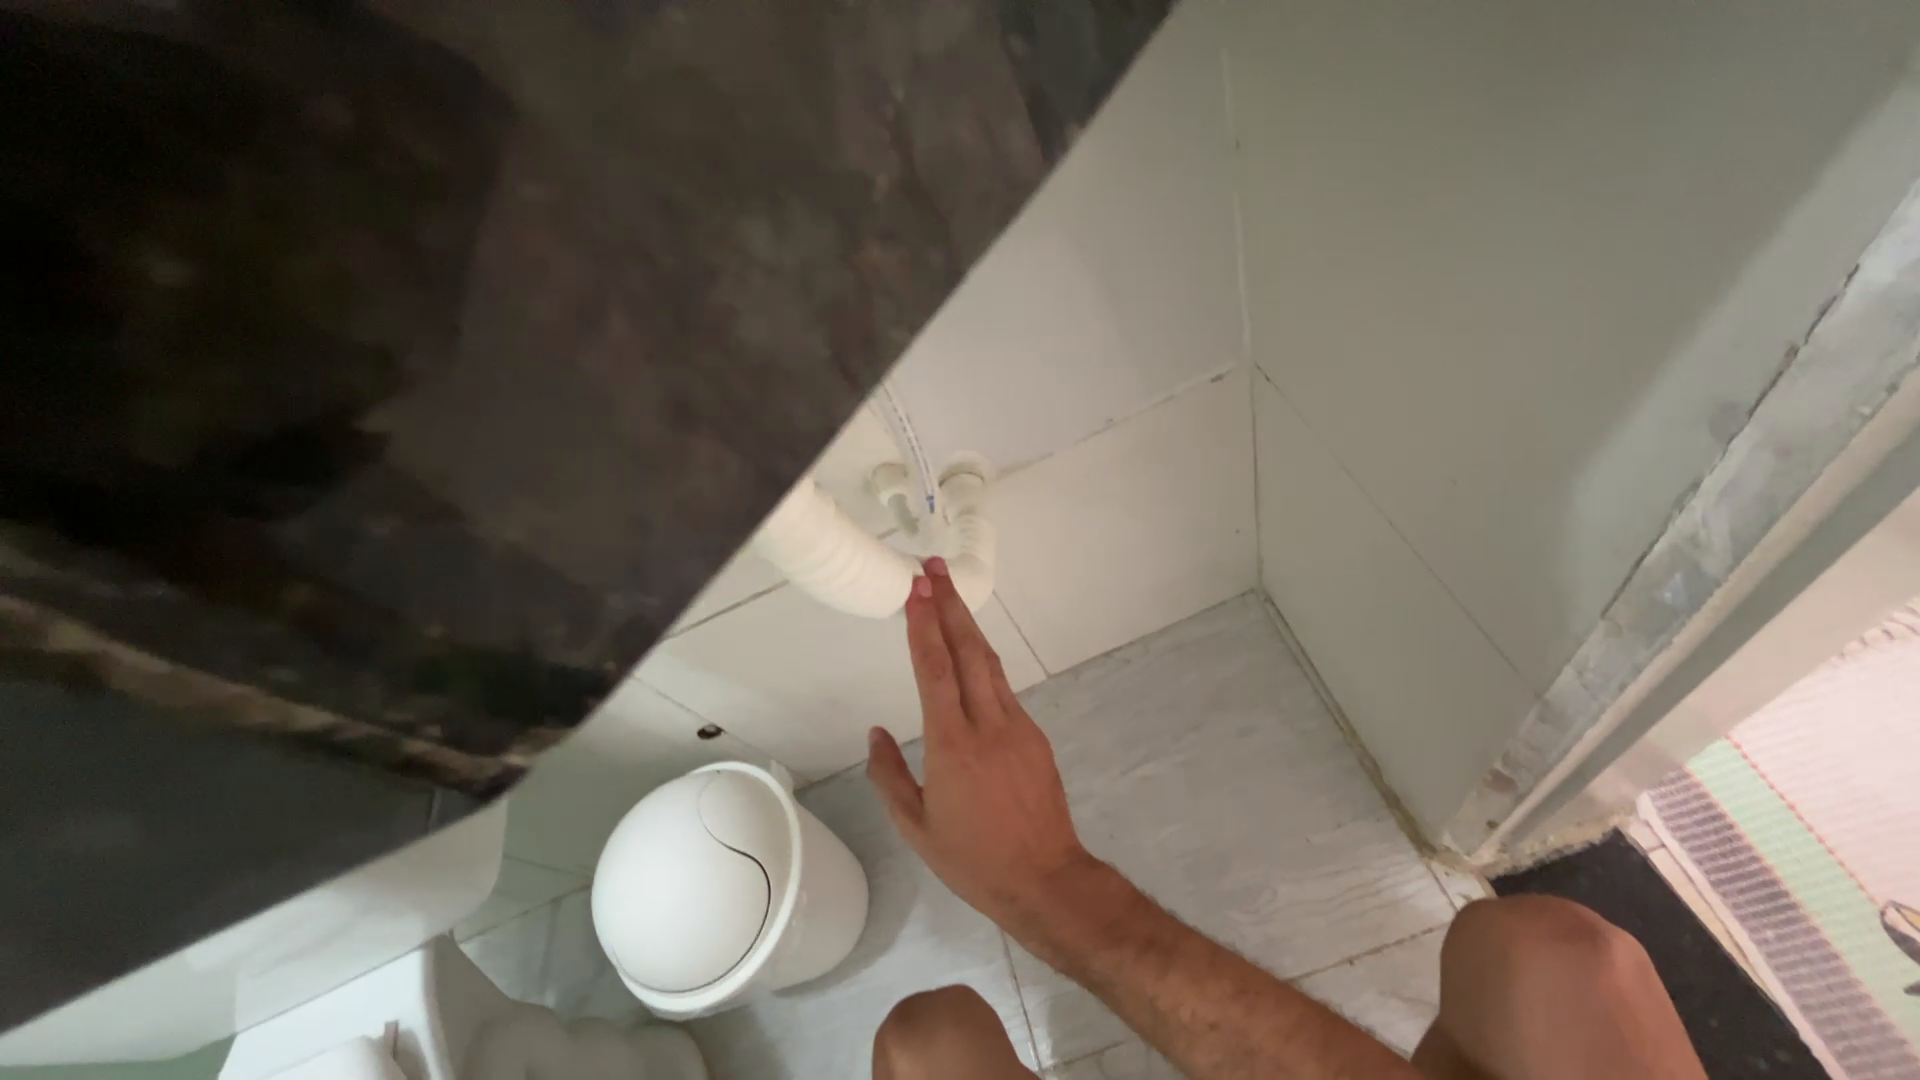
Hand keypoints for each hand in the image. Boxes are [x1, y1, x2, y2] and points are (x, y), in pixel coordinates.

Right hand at [866, 557, 1098, 930]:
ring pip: (990, 665)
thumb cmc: (973, 860)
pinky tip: (971, 659)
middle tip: (934, 569)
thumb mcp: (916, 828)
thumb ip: (890, 776)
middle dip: (950, 606)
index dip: (924, 625)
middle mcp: (988, 725)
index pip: (935, 670)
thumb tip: (876, 732)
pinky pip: (1004, 691)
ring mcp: (1018, 727)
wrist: (1046, 880)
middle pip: (969, 651)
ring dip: (968, 628)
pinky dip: (983, 665)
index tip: (917, 589)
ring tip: (949, 597)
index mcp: (953, 746)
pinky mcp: (1036, 737)